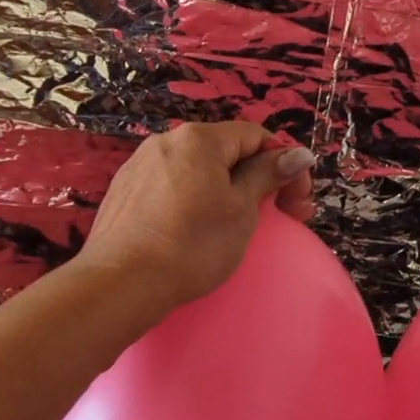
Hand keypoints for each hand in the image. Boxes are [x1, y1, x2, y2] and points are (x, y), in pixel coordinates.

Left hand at [72, 121, 315, 307]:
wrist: (121, 284)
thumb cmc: (194, 244)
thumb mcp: (242, 209)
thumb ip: (269, 175)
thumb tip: (299, 153)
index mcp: (199, 139)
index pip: (256, 136)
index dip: (284, 164)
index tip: (298, 201)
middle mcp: (166, 141)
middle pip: (227, 152)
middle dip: (259, 179)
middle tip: (281, 216)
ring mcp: (140, 166)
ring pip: (199, 170)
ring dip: (228, 190)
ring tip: (238, 225)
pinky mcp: (124, 193)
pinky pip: (173, 187)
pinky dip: (195, 200)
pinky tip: (197, 231)